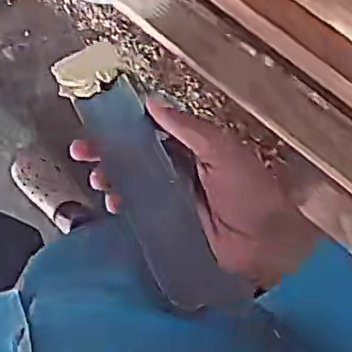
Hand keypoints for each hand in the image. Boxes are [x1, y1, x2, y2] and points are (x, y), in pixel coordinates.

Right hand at [70, 99, 321, 288]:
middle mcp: (180, 164)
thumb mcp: (222, 151)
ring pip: (132, 177)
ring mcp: (172, 192)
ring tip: (97, 177)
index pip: (152, 125)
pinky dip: (121, 200)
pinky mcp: (168, 218)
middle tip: (83, 149)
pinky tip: (112, 200)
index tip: (100, 118)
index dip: (125, 120)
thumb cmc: (253, 194)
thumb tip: (153, 104)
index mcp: (194, 143)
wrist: (269, 247)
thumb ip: (188, 128)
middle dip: (108, 148)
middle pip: (135, 150)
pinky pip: (138, 205)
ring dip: (111, 174)